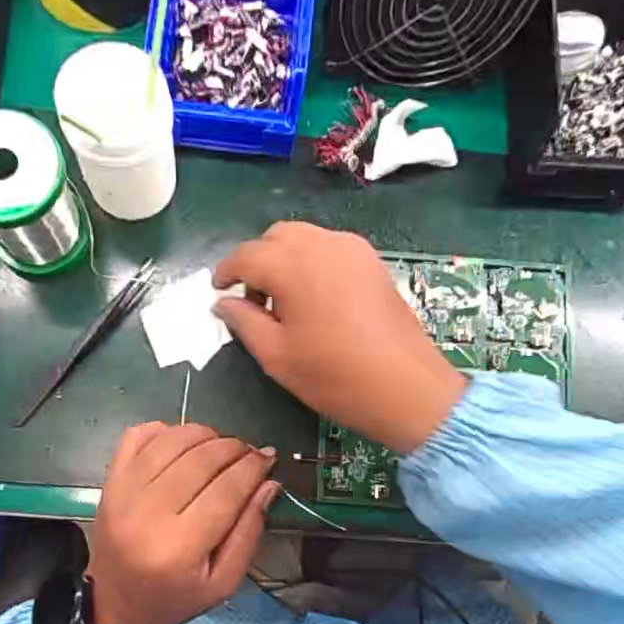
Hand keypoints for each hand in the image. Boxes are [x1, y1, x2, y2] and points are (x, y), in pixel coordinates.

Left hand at [87, 423, 279, 623]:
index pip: (226, 490)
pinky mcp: (109, 481)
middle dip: (233, 448)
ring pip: (171, 441)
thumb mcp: (222, 583)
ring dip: (204, 434)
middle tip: (248, 453)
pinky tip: (182, 443)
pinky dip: (164, 430)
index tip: (268, 458)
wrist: (113, 603)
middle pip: (200, 460)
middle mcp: (147, 514)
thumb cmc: (172, 599)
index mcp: (179, 548)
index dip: (252, 468)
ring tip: (220, 446)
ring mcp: (123, 493)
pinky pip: (137, 436)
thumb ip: (249, 533)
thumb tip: (269, 483)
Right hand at [214, 221, 466, 453]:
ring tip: (281, 300)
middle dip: (255, 261)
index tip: (218, 291)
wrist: (404, 387)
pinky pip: (328, 247)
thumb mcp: (275, 355)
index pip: (246, 255)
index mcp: (293, 266)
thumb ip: (243, 321)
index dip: (225, 272)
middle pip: (274, 236)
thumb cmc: (332, 376)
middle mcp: (322, 244)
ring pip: (303, 237)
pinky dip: (309, 260)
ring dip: (282, 258)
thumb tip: (223, 303)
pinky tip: (311, 297)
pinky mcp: (371, 261)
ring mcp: (352, 249)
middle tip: (251, 299)